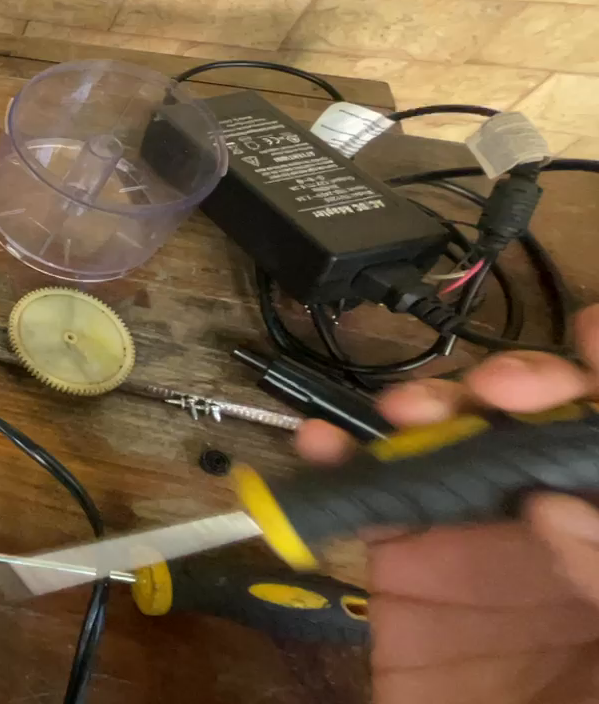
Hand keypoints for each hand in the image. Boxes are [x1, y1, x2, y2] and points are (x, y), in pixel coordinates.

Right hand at [295, 306, 598, 703]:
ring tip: (402, 414)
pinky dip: (334, 458)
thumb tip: (550, 503)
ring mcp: (483, 543)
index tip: (592, 333)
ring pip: (451, 447)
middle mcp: (566, 528)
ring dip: (423, 412)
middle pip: (540, 430)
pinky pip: (365, 497)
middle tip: (497, 391)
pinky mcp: (403, 561)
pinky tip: (323, 443)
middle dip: (520, 388)